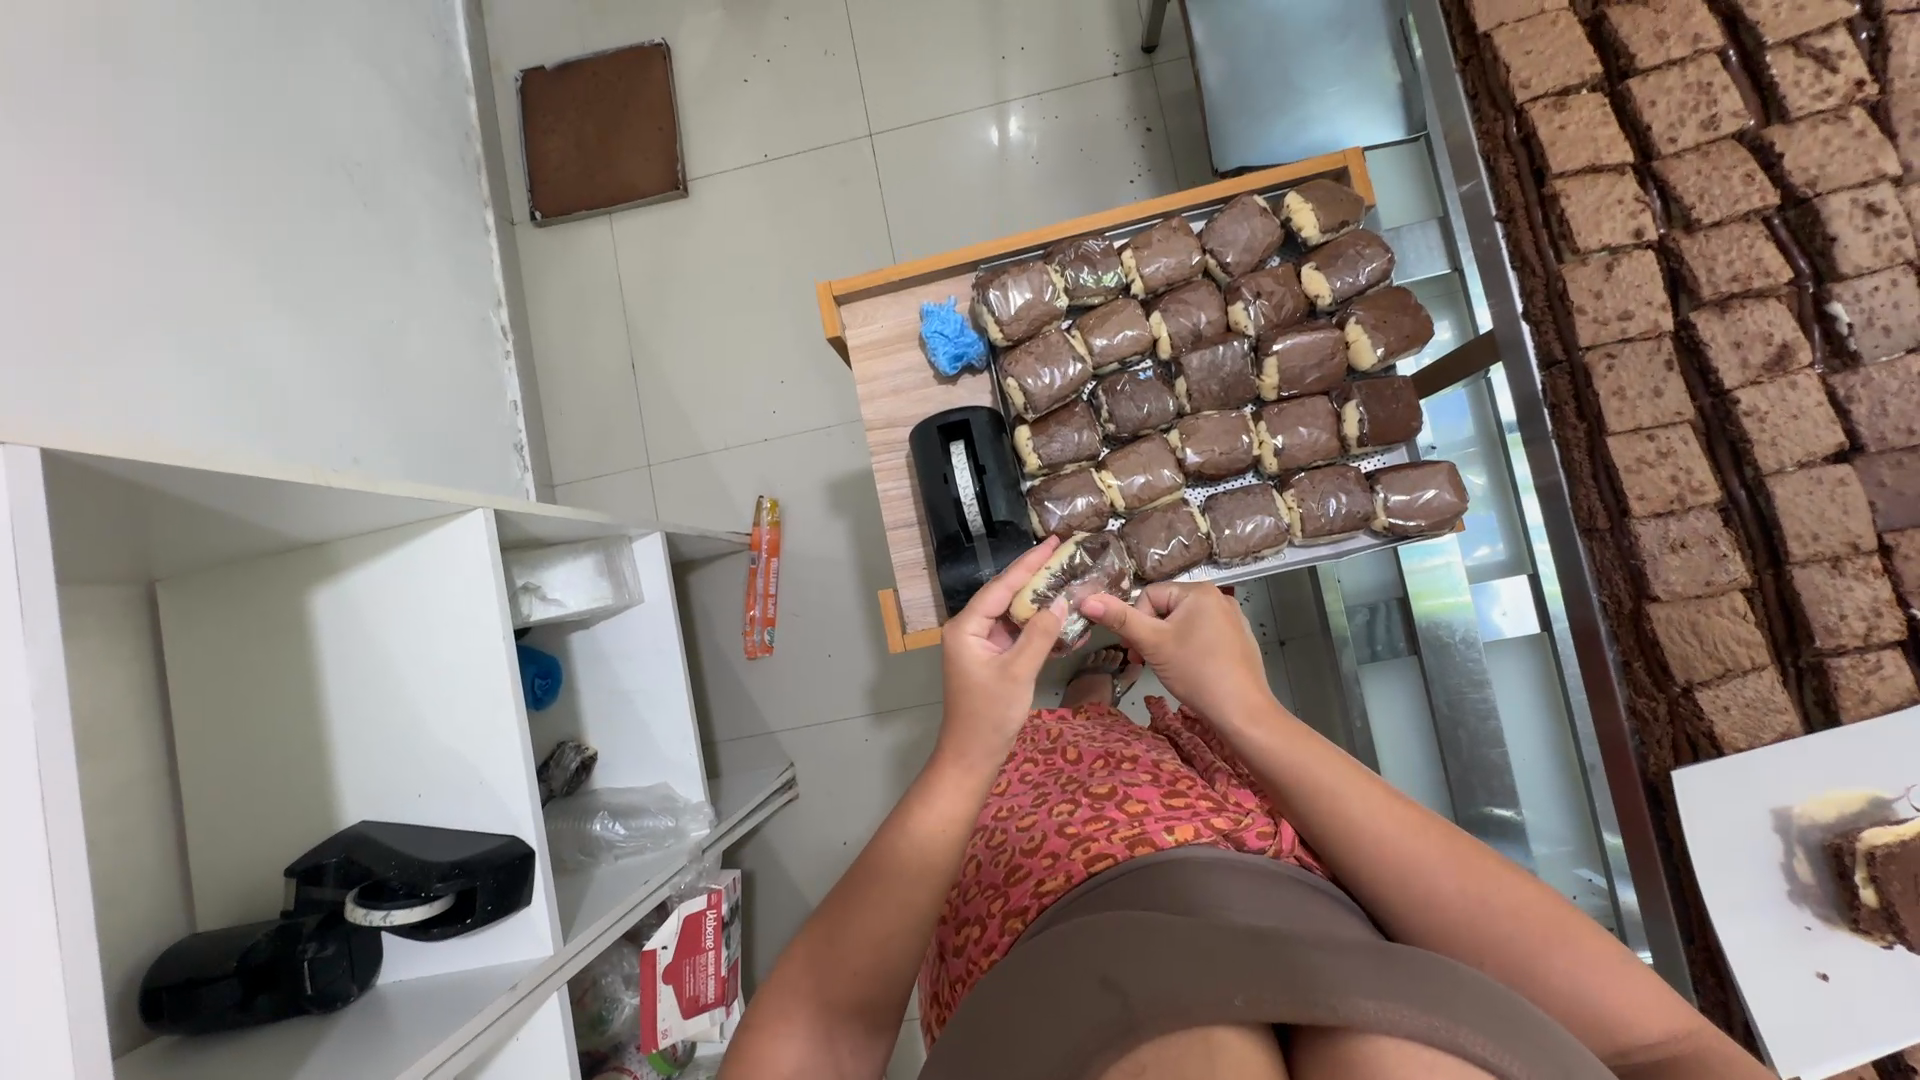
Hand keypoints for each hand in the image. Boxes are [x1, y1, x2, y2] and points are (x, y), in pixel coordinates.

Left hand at [936, 538, 1067, 769]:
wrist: (972, 755)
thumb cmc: (989, 715)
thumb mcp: (1018, 672)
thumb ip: (1040, 635)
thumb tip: (1060, 602)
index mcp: (966, 627)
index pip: (1000, 587)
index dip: (1028, 565)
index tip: (1051, 543)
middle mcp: (969, 629)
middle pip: (1005, 595)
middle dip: (1033, 576)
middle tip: (1062, 553)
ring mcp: (980, 644)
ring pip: (1011, 613)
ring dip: (1037, 599)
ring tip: (1065, 576)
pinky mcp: (990, 658)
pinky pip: (1015, 632)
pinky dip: (1035, 625)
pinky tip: (1058, 615)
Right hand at [1079, 582, 1274, 723]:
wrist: (1242, 711)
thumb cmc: (1195, 672)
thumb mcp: (1151, 643)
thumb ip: (1119, 619)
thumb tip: (1086, 599)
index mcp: (1198, 591)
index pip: (1149, 596)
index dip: (1137, 623)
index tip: (1137, 651)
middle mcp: (1219, 596)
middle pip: (1167, 608)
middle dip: (1152, 634)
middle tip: (1147, 661)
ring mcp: (1233, 617)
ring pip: (1184, 623)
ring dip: (1168, 642)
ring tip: (1168, 667)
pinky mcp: (1239, 638)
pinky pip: (1203, 634)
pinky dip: (1190, 648)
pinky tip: (1191, 670)